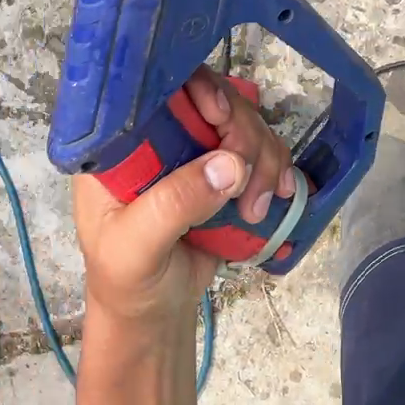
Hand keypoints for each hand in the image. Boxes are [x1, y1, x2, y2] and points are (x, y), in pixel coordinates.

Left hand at [74, 66, 295, 325]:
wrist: (155, 316)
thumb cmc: (126, 280)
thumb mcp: (134, 247)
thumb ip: (174, 204)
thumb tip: (231, 164)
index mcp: (124, 142)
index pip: (159, 87)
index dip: (195, 88)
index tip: (220, 115)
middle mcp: (162, 135)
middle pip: (215, 99)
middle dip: (241, 134)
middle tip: (247, 180)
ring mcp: (197, 151)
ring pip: (246, 123)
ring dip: (264, 158)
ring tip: (257, 207)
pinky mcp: (226, 172)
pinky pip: (262, 150)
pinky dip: (277, 167)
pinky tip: (280, 194)